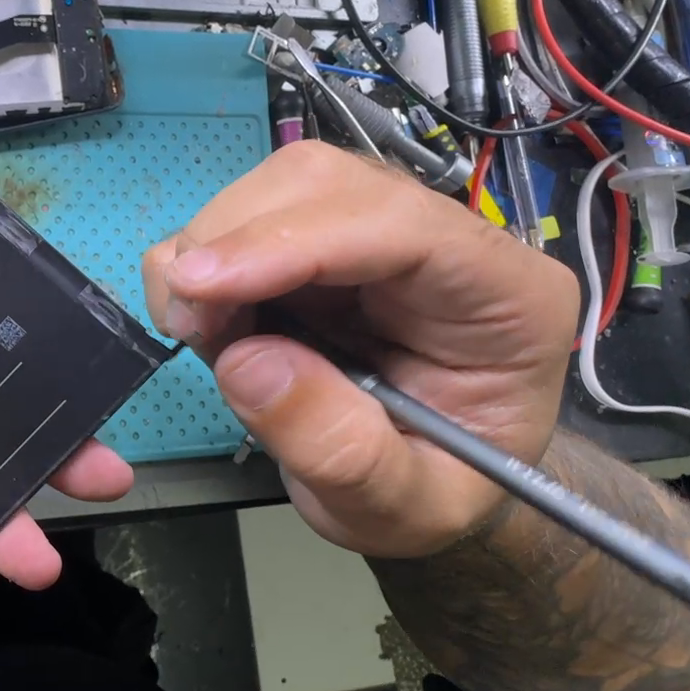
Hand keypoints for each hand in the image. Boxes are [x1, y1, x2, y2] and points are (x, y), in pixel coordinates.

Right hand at [141, 142, 578, 557]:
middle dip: (231, 244)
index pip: (397, 225)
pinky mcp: (308, 240)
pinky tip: (207, 320)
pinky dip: (196, 263)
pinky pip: (236, 217)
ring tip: (203, 334)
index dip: (286, 242)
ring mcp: (365, 231)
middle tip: (189, 327)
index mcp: (500, 296)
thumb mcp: (402, 506)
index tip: (196, 285)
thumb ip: (340, 449)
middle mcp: (436, 240)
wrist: (415, 485)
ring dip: (207, 255)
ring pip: (269, 190)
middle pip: (318, 184)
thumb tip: (244, 360)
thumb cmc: (430, 492)